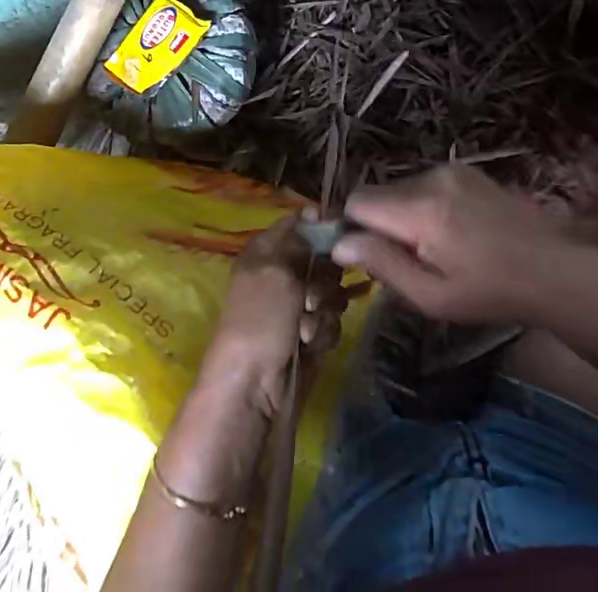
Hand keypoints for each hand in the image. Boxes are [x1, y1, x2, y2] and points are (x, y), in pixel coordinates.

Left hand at [202, 215, 348, 419]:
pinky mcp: (310, 332)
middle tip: (309, 297)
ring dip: (324, 309)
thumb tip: (314, 211)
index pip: (299, 223)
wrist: (255, 386)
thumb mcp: (278, 270)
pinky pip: (333, 319)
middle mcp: (282, 273)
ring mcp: (297, 304)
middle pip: (323, 257)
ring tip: (306, 328)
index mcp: (265, 251)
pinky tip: (311, 344)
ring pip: (333, 290)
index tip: (342, 232)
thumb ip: (301, 241)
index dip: (321, 225)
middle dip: (325, 278)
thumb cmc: (260, 320)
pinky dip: (324, 332)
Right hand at [332, 164, 582, 325]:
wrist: (554, 271)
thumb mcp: (432, 296)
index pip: (358, 201)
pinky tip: (452, 233)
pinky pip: (423, 185)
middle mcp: (432, 179)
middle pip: (378, 194)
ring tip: (436, 248)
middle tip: (410, 260)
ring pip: (400, 190)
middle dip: (380, 225)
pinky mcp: (465, 171)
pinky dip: (424, 207)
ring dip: (403, 216)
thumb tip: (339, 244)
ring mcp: (451, 170)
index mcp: (422, 210)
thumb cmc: (491, 293)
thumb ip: (383, 265)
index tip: (367, 255)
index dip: (353, 227)